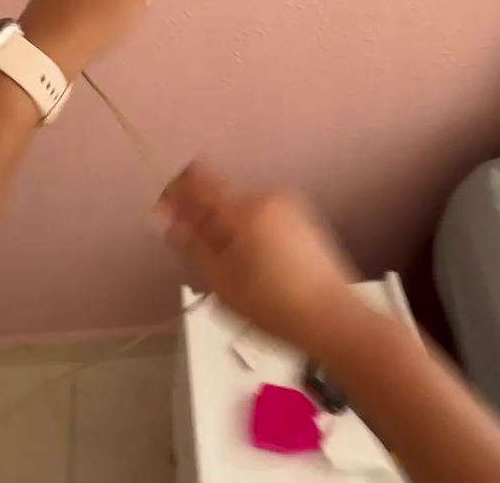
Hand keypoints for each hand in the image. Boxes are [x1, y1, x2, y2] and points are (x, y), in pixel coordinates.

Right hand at [156, 160, 364, 357]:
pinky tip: (254, 262)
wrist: (335, 319)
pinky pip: (261, 210)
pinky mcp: (302, 217)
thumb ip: (191, 243)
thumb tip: (165, 216)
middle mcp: (267, 195)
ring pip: (240, 201)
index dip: (174, 194)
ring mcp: (288, 203)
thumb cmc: (273, 307)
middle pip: (219, 189)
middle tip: (197, 252)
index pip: (196, 179)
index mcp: (244, 207)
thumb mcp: (221, 282)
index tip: (164, 217)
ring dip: (225, 221)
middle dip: (201, 213)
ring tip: (228, 264)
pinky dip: (248, 226)